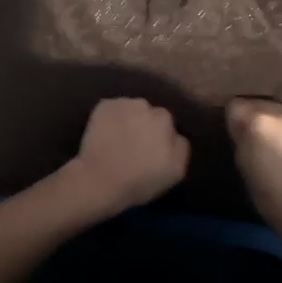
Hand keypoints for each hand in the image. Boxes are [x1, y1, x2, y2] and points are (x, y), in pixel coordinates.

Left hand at [62, 97, 189, 215]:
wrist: (100, 178)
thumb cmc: (140, 180)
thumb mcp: (175, 171)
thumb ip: (181, 147)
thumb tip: (176, 134)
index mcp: (164, 119)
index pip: (167, 124)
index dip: (161, 138)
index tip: (152, 151)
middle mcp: (145, 105)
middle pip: (148, 112)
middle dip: (145, 124)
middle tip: (135, 145)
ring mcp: (122, 103)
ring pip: (130, 109)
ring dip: (128, 119)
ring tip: (119, 139)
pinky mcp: (103, 105)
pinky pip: (112, 109)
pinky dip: (111, 118)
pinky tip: (106, 135)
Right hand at [228, 98, 281, 239]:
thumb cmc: (268, 194)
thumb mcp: (242, 163)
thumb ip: (240, 136)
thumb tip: (239, 124)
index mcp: (257, 121)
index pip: (235, 105)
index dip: (233, 121)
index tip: (235, 135)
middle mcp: (279, 113)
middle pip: (255, 102)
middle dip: (251, 116)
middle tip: (252, 138)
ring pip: (274, 108)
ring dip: (269, 119)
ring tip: (270, 140)